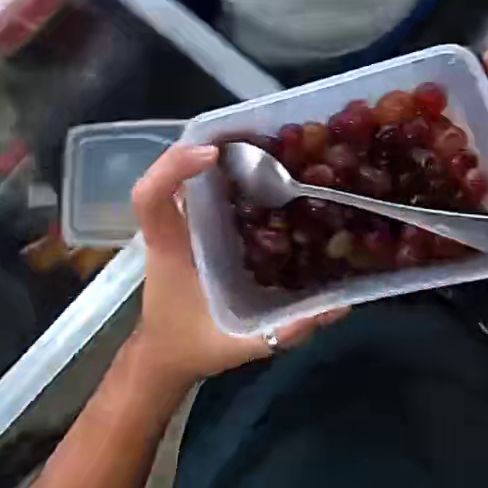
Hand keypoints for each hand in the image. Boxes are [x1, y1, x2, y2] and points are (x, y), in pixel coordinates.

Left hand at [126, 145, 345, 389]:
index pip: (149, 197)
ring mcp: (180, 226)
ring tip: (267, 142)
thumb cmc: (190, 347)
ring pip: (190, 176)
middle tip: (257, 130)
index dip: (173, 167)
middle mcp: (172, 228)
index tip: (211, 154)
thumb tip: (338, 306)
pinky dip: (229, 174)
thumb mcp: (238, 346)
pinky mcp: (193, 229)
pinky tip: (266, 172)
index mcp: (170, 249)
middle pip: (173, 172)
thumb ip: (284, 331)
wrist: (164, 357)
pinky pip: (205, 191)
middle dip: (208, 143)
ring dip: (221, 154)